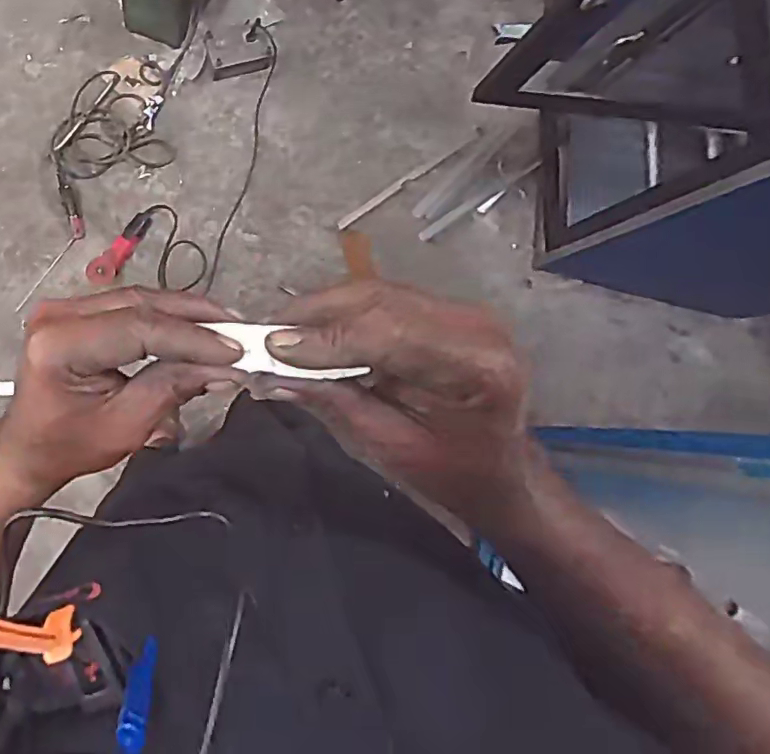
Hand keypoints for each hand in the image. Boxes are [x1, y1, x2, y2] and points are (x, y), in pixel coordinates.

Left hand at [0, 288, 246, 495]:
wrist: (27, 450)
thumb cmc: (66, 447)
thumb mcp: (125, 426)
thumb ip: (172, 387)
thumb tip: (222, 366)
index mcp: (59, 344)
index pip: (138, 327)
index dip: (192, 337)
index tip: (233, 349)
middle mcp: (57, 314)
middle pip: (140, 303)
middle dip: (194, 317)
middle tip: (238, 331)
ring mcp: (64, 307)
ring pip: (139, 298)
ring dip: (184, 312)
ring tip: (224, 327)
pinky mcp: (76, 310)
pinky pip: (129, 304)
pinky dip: (164, 315)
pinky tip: (194, 324)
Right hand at [263, 280, 534, 528]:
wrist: (505, 475)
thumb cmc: (457, 476)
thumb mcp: (390, 447)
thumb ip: (333, 402)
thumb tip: (272, 374)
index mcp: (477, 364)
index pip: (386, 330)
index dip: (323, 336)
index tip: (272, 347)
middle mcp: (474, 324)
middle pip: (375, 300)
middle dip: (313, 315)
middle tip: (264, 336)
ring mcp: (461, 311)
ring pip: (372, 293)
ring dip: (320, 311)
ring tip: (279, 334)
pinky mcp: (442, 310)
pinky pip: (379, 300)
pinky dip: (339, 314)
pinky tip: (311, 332)